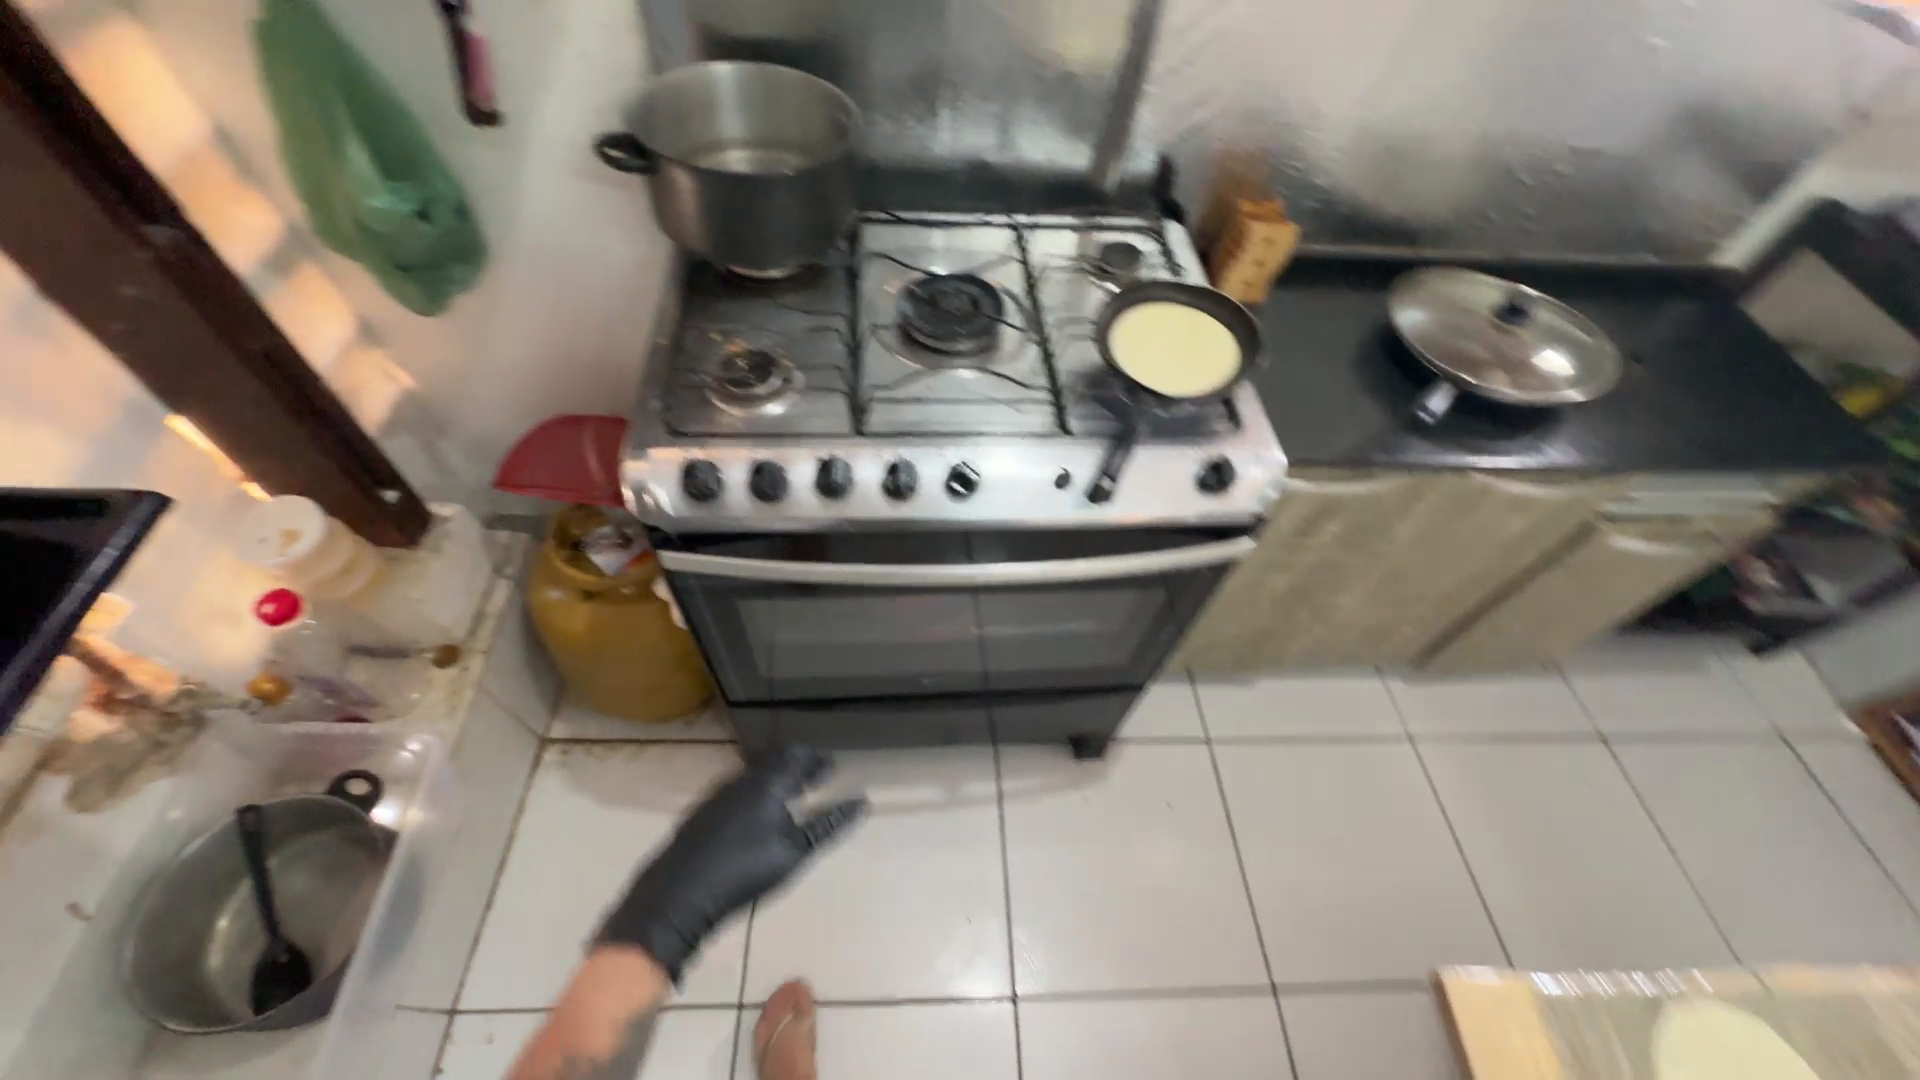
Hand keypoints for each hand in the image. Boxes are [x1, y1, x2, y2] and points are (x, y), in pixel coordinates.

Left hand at [594, 746, 867, 980]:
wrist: (675, 896)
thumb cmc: (744, 871)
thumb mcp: (795, 851)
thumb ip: (828, 826)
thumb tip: (862, 802)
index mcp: (767, 783)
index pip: (798, 756)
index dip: (817, 760)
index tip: (832, 768)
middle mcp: (741, 780)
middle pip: (774, 762)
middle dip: (797, 767)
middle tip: (815, 779)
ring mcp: (716, 795)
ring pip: (753, 776)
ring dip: (776, 780)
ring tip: (791, 796)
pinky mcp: (701, 813)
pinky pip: (736, 790)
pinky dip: (756, 793)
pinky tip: (757, 816)